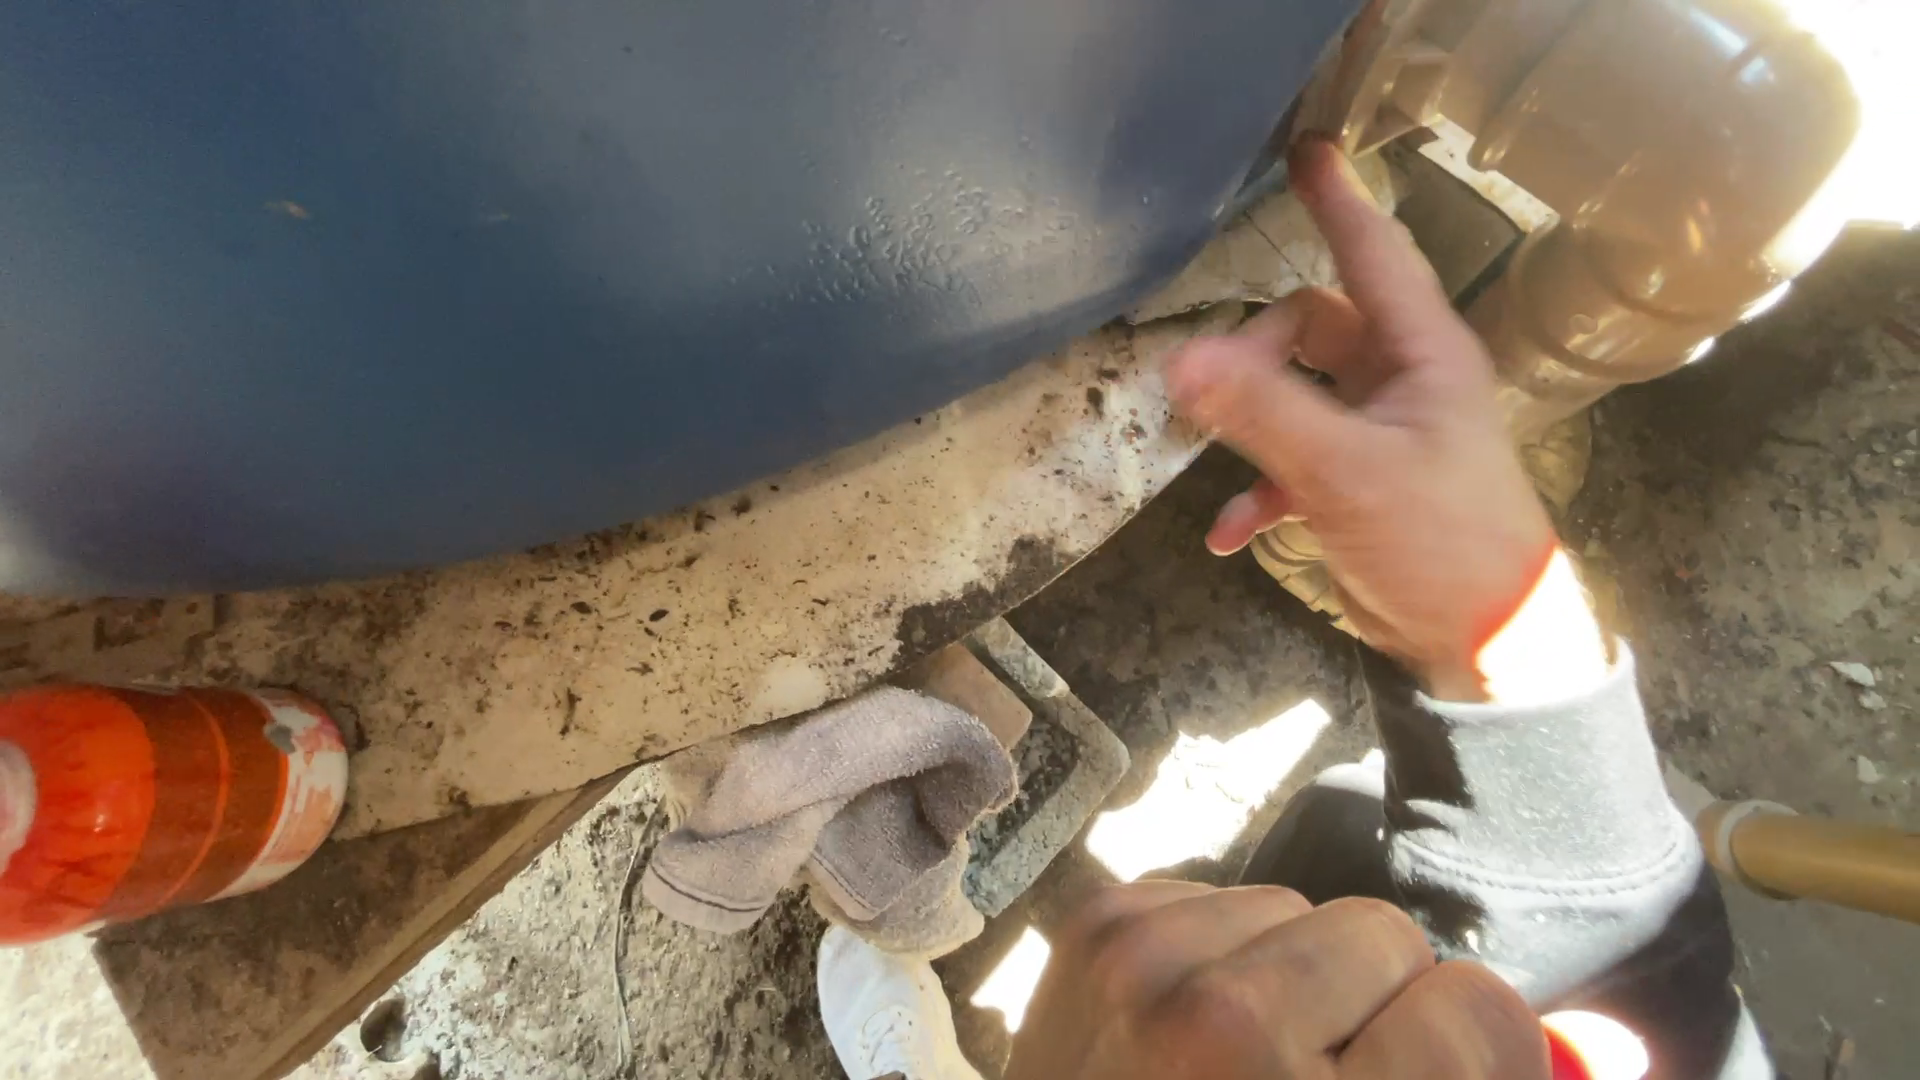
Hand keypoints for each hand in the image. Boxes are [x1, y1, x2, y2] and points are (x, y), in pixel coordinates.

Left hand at [1003, 882, 1547, 1078]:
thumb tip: (1598, 1047)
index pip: (1476, 1007)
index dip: (1470, 1046)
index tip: (1427, 1070)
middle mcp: (1227, 1021)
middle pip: (1383, 928)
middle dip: (1379, 997)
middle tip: (1331, 1068)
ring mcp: (1145, 958)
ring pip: (1296, 902)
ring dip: (1293, 967)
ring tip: (1247, 1048)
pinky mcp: (1097, 920)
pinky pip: (1214, 892)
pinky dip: (1220, 945)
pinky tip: (1186, 1014)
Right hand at [1164, 139, 1606, 701]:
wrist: (1478, 637)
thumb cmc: (1437, 539)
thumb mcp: (1344, 471)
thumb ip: (1263, 413)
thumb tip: (1180, 362)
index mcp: (1419, 354)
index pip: (1372, 256)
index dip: (1337, 202)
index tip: (1303, 152)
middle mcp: (1396, 381)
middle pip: (1309, 329)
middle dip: (1255, 352)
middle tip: (1205, 387)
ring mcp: (1371, 433)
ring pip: (1290, 396)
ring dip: (1246, 422)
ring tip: (1204, 450)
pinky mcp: (1350, 482)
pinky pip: (1286, 466)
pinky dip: (1254, 492)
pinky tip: (1228, 534)